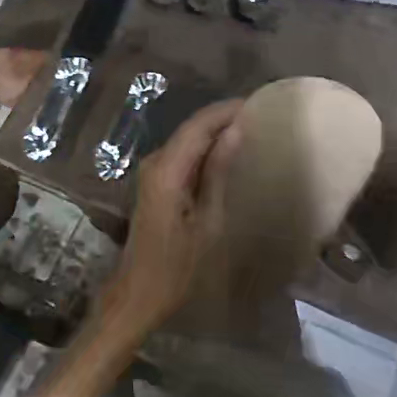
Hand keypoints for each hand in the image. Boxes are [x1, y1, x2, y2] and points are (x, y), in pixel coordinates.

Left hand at [92, 99, 244, 340]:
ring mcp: (150, 172)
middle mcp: (154, 163)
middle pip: (190, 128)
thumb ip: (218, 172)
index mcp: (167, 170)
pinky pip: (181, 155)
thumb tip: (235, 131)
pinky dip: (203, 148)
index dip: (226, 110)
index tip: (258, 103)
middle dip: (222, 117)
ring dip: (213, 131)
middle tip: (259, 114)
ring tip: (249, 128)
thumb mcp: (207, 220)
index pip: (198, 125)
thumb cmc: (177, 266)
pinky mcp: (153, 184)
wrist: (137, 293)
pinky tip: (225, 152)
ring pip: (185, 139)